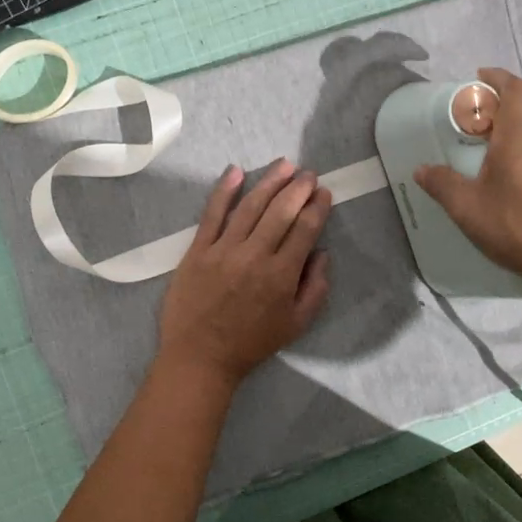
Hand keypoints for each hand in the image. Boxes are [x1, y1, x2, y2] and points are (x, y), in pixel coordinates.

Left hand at [156, 159, 332, 389]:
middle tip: (309, 173)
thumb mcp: (296, 325)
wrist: (200, 356)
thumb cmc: (251, 343)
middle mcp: (255, 255)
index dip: (317, 207)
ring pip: (250, 206)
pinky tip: (236, 172)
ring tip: (284, 165)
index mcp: (282, 274)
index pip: (305, 229)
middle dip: (298, 188)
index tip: (323, 192)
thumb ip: (315, 288)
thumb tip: (322, 253)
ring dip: (270, 182)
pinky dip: (224, 190)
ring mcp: (224, 250)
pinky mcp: (198, 250)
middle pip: (281, 211)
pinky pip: (213, 214)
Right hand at [414, 68, 521, 286]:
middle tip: (470, 142)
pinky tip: (515, 202)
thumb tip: (423, 169)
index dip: (498, 78)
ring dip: (510, 153)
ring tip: (489, 178)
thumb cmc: (518, 227)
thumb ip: (442, 185)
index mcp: (518, 139)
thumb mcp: (468, 209)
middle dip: (494, 125)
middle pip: (519, 122)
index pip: (514, 91)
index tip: (480, 77)